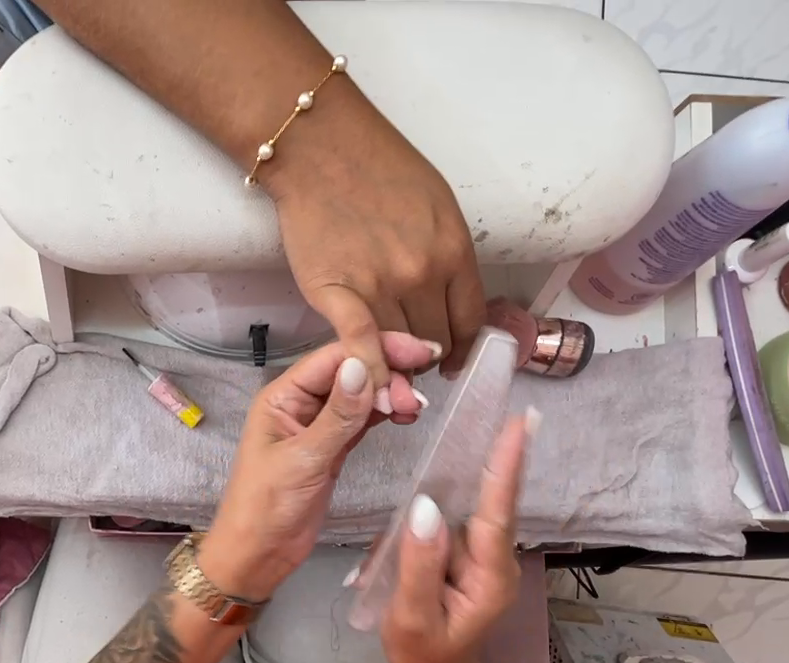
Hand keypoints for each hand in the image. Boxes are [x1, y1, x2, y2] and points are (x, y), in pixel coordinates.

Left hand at [201, 332, 437, 600]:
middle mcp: (300, 403)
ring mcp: (318, 425)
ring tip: (416, 408)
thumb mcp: (303, 460)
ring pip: (361, 394)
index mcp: (282, 396)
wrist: (258, 554)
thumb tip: (362, 366)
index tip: (416, 355)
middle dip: (388, 373)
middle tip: (418, 395)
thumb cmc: (266, 507)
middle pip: (351, 370)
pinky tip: (407, 414)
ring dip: (391, 393)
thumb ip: (336, 416)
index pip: (334, 357)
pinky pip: (364, 419)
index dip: (375, 351)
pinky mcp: (334, 447)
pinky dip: (386, 413)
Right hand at [262, 89, 483, 388]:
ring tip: (381, 366)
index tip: (447, 361)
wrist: (320, 150)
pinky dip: (369, 372)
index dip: (459, 350)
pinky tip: (370, 386)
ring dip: (393, 364)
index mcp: (454, 249)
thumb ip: (446, 256)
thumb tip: (445, 303)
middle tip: (406, 361)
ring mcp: (381, 286)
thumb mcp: (436, 205)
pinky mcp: (338, 294)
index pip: (468, 322)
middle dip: (422, 358)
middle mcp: (424, 273)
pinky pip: (361, 346)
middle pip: (432, 342)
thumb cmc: (379, 168)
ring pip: (398, 349)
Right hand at [381, 409, 535, 662]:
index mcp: (490, 575)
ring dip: (435, 505)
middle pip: (484, 504)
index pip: (497, 512)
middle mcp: (496, 560)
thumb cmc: (423, 654)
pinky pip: (448, 529)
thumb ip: (418, 563)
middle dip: (483, 461)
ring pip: (459, 515)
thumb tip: (423, 506)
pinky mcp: (468, 558)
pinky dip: (425, 526)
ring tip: (414, 523)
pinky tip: (400, 544)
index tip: (521, 422)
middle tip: (492, 408)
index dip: (507, 466)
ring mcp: (483, 558)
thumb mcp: (412, 615)